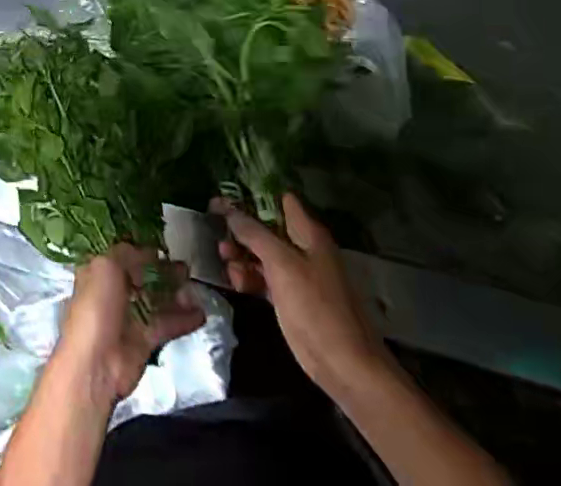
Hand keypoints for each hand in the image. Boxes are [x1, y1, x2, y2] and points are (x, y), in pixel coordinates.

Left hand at [56, 243, 204, 405]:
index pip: (122, 256)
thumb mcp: (106, 267)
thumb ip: (126, 254)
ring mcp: (128, 316)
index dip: (141, 251)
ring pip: (156, 300)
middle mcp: (112, 292)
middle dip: (163, 272)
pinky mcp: (143, 339)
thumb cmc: (96, 307)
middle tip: (185, 268)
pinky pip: (166, 324)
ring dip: (175, 295)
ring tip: (194, 289)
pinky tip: (200, 314)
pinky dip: (182, 319)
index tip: (164, 247)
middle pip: (142, 278)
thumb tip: (148, 250)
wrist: (96, 362)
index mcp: (98, 272)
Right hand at [211, 193, 393, 395]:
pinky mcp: (289, 297)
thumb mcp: (282, 264)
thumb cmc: (316, 308)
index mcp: (309, 234)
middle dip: (240, 228)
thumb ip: (254, 234)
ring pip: (260, 253)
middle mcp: (303, 248)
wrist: (343, 364)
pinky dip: (248, 276)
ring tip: (225, 262)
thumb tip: (229, 210)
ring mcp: (296, 274)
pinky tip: (236, 283)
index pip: (280, 200)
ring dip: (240, 254)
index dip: (252, 196)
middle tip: (216, 234)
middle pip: (266, 227)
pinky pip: (262, 277)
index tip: (224, 197)